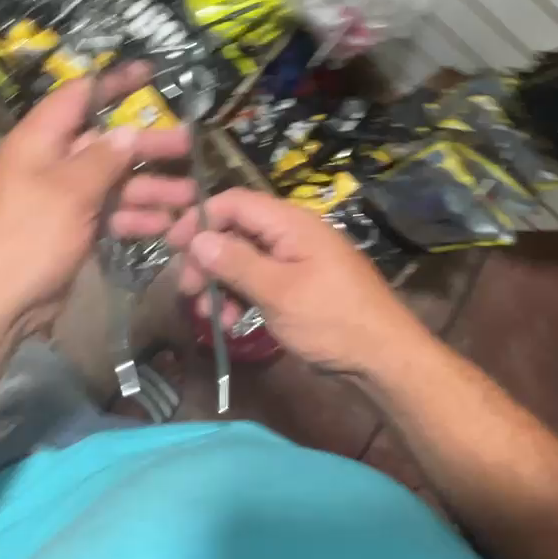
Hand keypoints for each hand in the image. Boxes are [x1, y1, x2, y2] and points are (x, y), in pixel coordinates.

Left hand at [0, 62, 193, 338]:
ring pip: (113, 183)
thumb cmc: (26, 239)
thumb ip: (103, 159)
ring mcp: (61, 199)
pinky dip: (133, 218)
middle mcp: (50, 164)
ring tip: (190, 196)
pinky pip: (108, 214)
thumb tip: (127, 132)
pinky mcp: (71, 230)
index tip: (150, 73)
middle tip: (189, 145)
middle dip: (146, 146)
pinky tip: (164, 226)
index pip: (79, 97)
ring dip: (149, 188)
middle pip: (105, 143)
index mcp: (39, 141)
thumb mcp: (69, 192)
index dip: (113, 84)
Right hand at [166, 188, 432, 378]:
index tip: (173, 248)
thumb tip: (197, 237)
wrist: (384, 357)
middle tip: (189, 292)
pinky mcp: (300, 283)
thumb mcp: (278, 292)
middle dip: (208, 259)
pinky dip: (243, 297)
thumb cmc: (332, 320)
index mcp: (290, 223)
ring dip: (223, 284)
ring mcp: (297, 259)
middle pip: (236, 231)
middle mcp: (292, 233)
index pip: (234, 201)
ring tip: (212, 318)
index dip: (200, 219)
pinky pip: (261, 279)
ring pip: (245, 258)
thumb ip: (236, 262)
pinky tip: (235, 324)